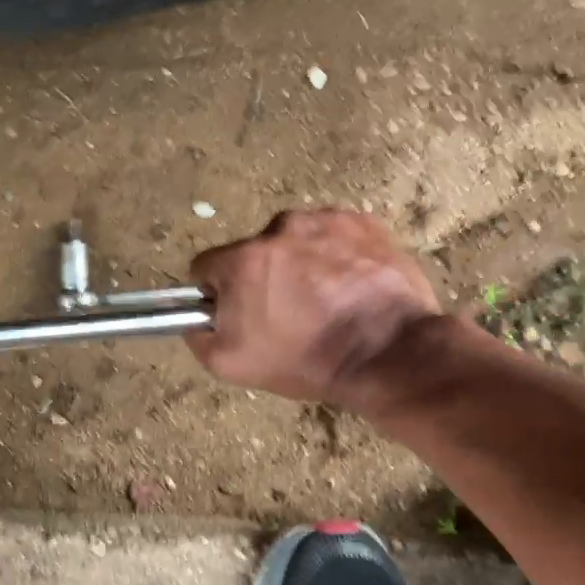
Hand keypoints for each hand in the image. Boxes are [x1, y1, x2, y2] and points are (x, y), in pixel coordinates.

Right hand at [187, 209, 441, 407]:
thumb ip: (196, 335)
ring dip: (297, 263)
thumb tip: (195, 317)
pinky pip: (331, 236)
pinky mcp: (363, 223)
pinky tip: (346, 286)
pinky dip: (333, 255)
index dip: (216, 293)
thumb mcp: (228, 364)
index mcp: (241, 259)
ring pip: (292, 241)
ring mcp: (326, 221)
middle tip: (283, 312)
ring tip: (321, 300)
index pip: (205, 267)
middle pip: (251, 253)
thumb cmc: (303, 360)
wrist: (389, 353)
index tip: (236, 313)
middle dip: (259, 277)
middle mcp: (279, 228)